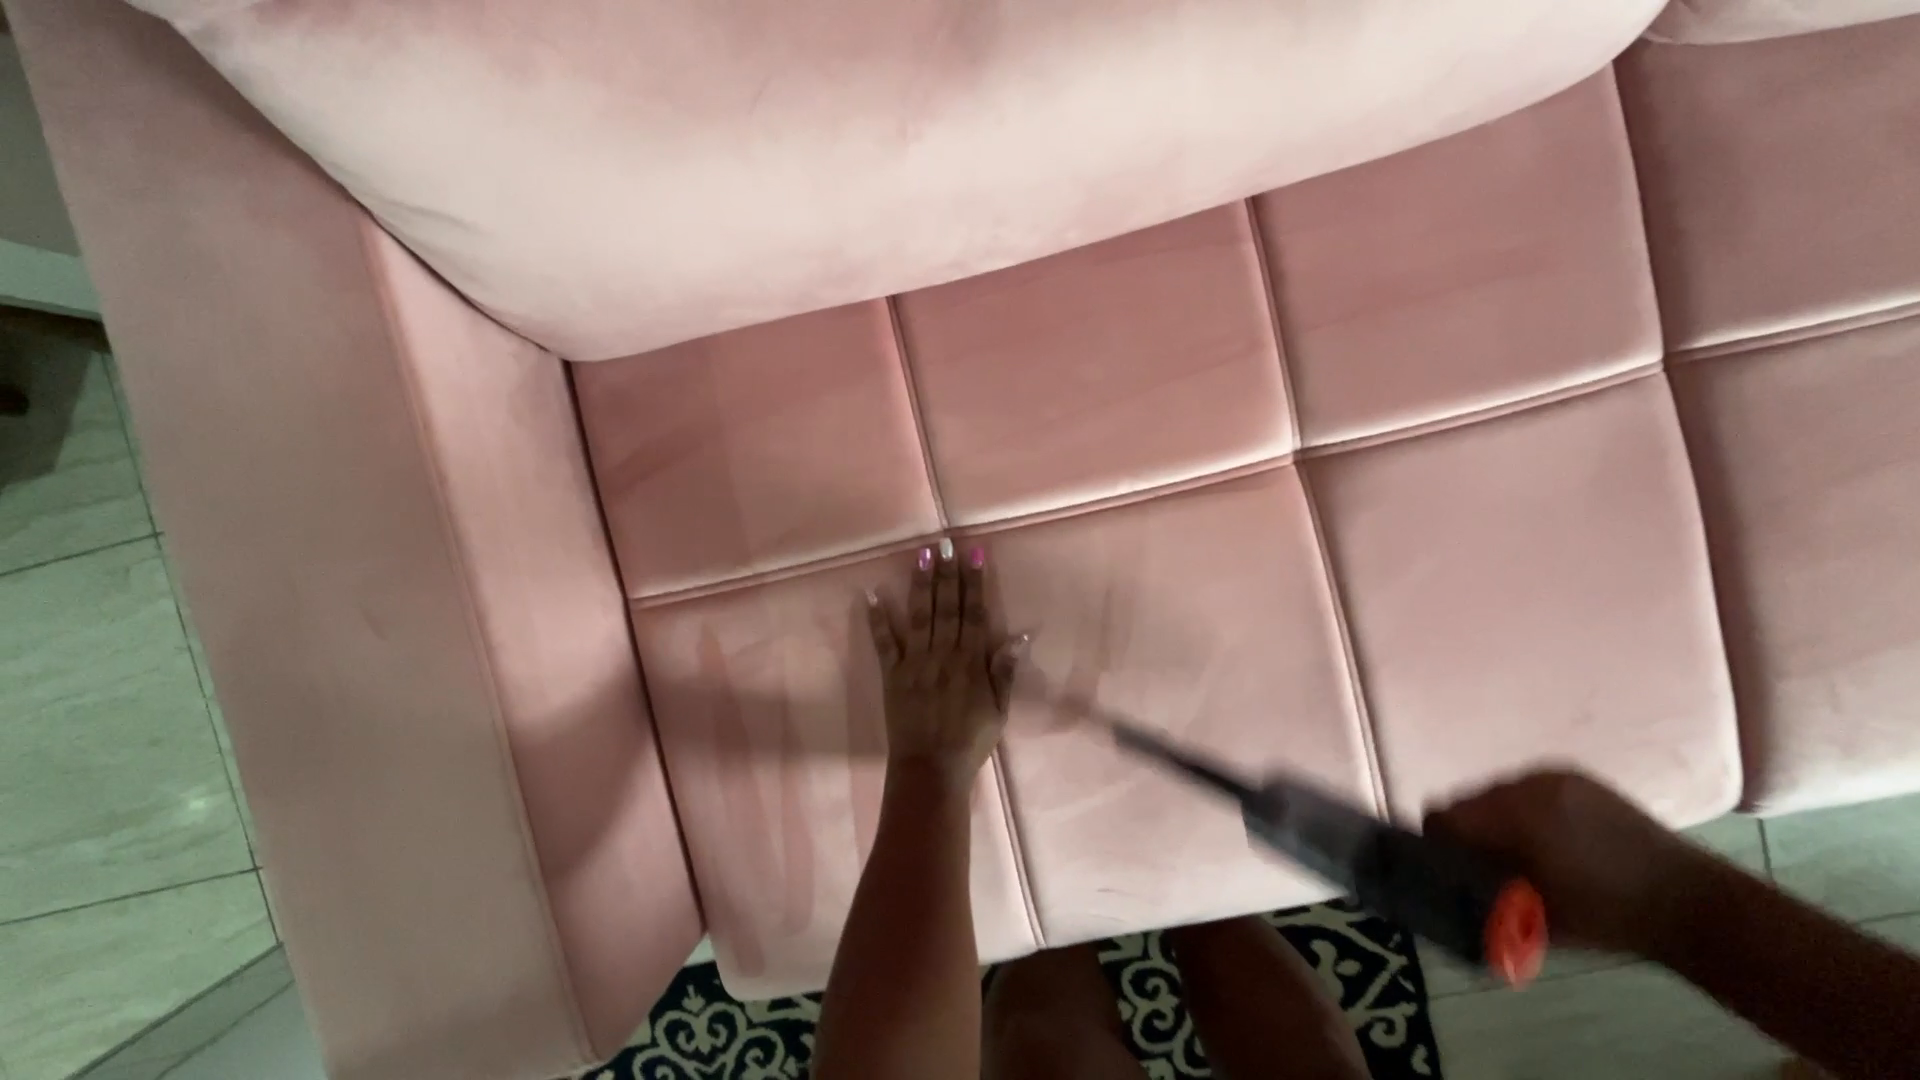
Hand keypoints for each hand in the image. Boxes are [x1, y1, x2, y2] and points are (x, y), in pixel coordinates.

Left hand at [865, 541, 1023, 785]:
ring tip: (920, 555)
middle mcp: (943, 654)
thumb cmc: (971, 740)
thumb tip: (1019, 636)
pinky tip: (871, 594)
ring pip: (919, 615)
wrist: (932, 767)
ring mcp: (915, 662)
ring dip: (919, 584)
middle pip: (947, 606)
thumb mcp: (999, 709)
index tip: (975, 554)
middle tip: (945, 543)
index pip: (975, 613)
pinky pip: (884, 642)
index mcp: (971, 661)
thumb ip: (1005, 671)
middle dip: (947, 573)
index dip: (975, 582)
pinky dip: (877, 618)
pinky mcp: (892, 674)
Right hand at [1424, 769, 1721, 958]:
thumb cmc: (1606, 915)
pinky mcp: (1575, 774)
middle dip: (1471, 829)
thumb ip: (1479, 891)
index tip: (1451, 865)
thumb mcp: (1532, 915)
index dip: (1438, 842)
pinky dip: (1527, 807)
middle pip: (1466, 800)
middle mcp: (1525, 783)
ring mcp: (1552, 774)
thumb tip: (1441, 881)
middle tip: (1491, 863)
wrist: (1690, 901)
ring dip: (1499, 817)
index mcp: (1512, 815)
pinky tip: (1550, 834)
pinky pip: (1526, 786)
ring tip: (1525, 849)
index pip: (1441, 815)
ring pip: (1495, 791)